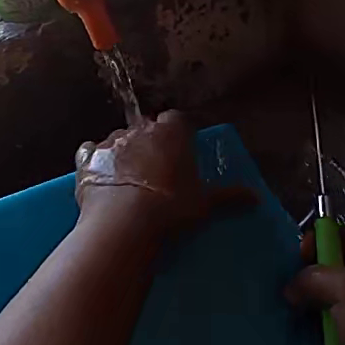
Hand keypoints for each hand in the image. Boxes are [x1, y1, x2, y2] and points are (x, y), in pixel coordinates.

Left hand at [73, 110, 252, 238]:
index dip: (177, 132)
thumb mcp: (205, 203)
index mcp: (172, 131)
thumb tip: (257, 198)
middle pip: (146, 126)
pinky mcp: (87, 158)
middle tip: (156, 168)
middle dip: (150, 141)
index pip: (176, 119)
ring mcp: (111, 141)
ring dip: (123, 151)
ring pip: (119, 138)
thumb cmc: (171, 208)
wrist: (124, 225)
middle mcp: (141, 128)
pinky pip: (89, 151)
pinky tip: (98, 174)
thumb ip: (230, 196)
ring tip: (128, 177)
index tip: (180, 149)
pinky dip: (94, 159)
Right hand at [287, 234, 344, 344]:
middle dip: (303, 278)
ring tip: (278, 309)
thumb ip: (316, 277)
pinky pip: (317, 337)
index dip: (318, 240)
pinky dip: (304, 337)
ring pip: (319, 306)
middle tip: (281, 284)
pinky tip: (285, 333)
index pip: (340, 240)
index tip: (297, 254)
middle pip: (326, 274)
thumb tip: (290, 288)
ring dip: (301, 310)